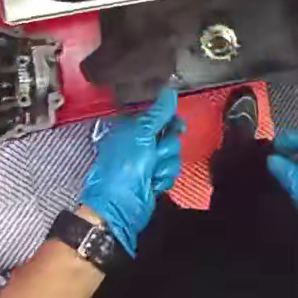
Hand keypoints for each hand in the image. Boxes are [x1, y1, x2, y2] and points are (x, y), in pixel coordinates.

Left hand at [80, 87, 183, 255]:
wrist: (120, 207)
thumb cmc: (124, 168)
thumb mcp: (141, 134)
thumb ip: (159, 113)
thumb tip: (170, 90)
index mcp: (132, 128)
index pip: (160, 115)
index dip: (170, 120)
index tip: (177, 125)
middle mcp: (140, 143)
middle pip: (171, 134)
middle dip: (167, 146)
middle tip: (157, 153)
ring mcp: (148, 161)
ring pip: (174, 153)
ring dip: (165, 164)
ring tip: (151, 172)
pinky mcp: (155, 177)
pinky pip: (172, 170)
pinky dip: (164, 177)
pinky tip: (154, 182)